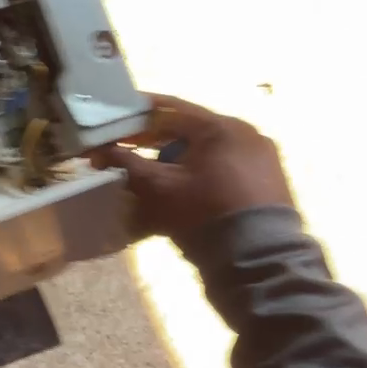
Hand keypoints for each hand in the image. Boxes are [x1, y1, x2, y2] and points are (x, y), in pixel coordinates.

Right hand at [94, 94, 293, 240]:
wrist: (259, 259)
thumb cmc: (203, 213)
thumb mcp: (157, 187)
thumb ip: (127, 163)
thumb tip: (99, 151)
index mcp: (220, 127)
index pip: (169, 108)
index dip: (136, 113)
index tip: (112, 118)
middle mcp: (245, 133)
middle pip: (188, 128)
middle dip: (152, 138)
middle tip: (122, 147)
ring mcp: (261, 156)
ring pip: (206, 146)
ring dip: (174, 154)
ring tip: (148, 169)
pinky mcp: (268, 178)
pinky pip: (224, 162)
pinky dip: (198, 167)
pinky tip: (179, 183)